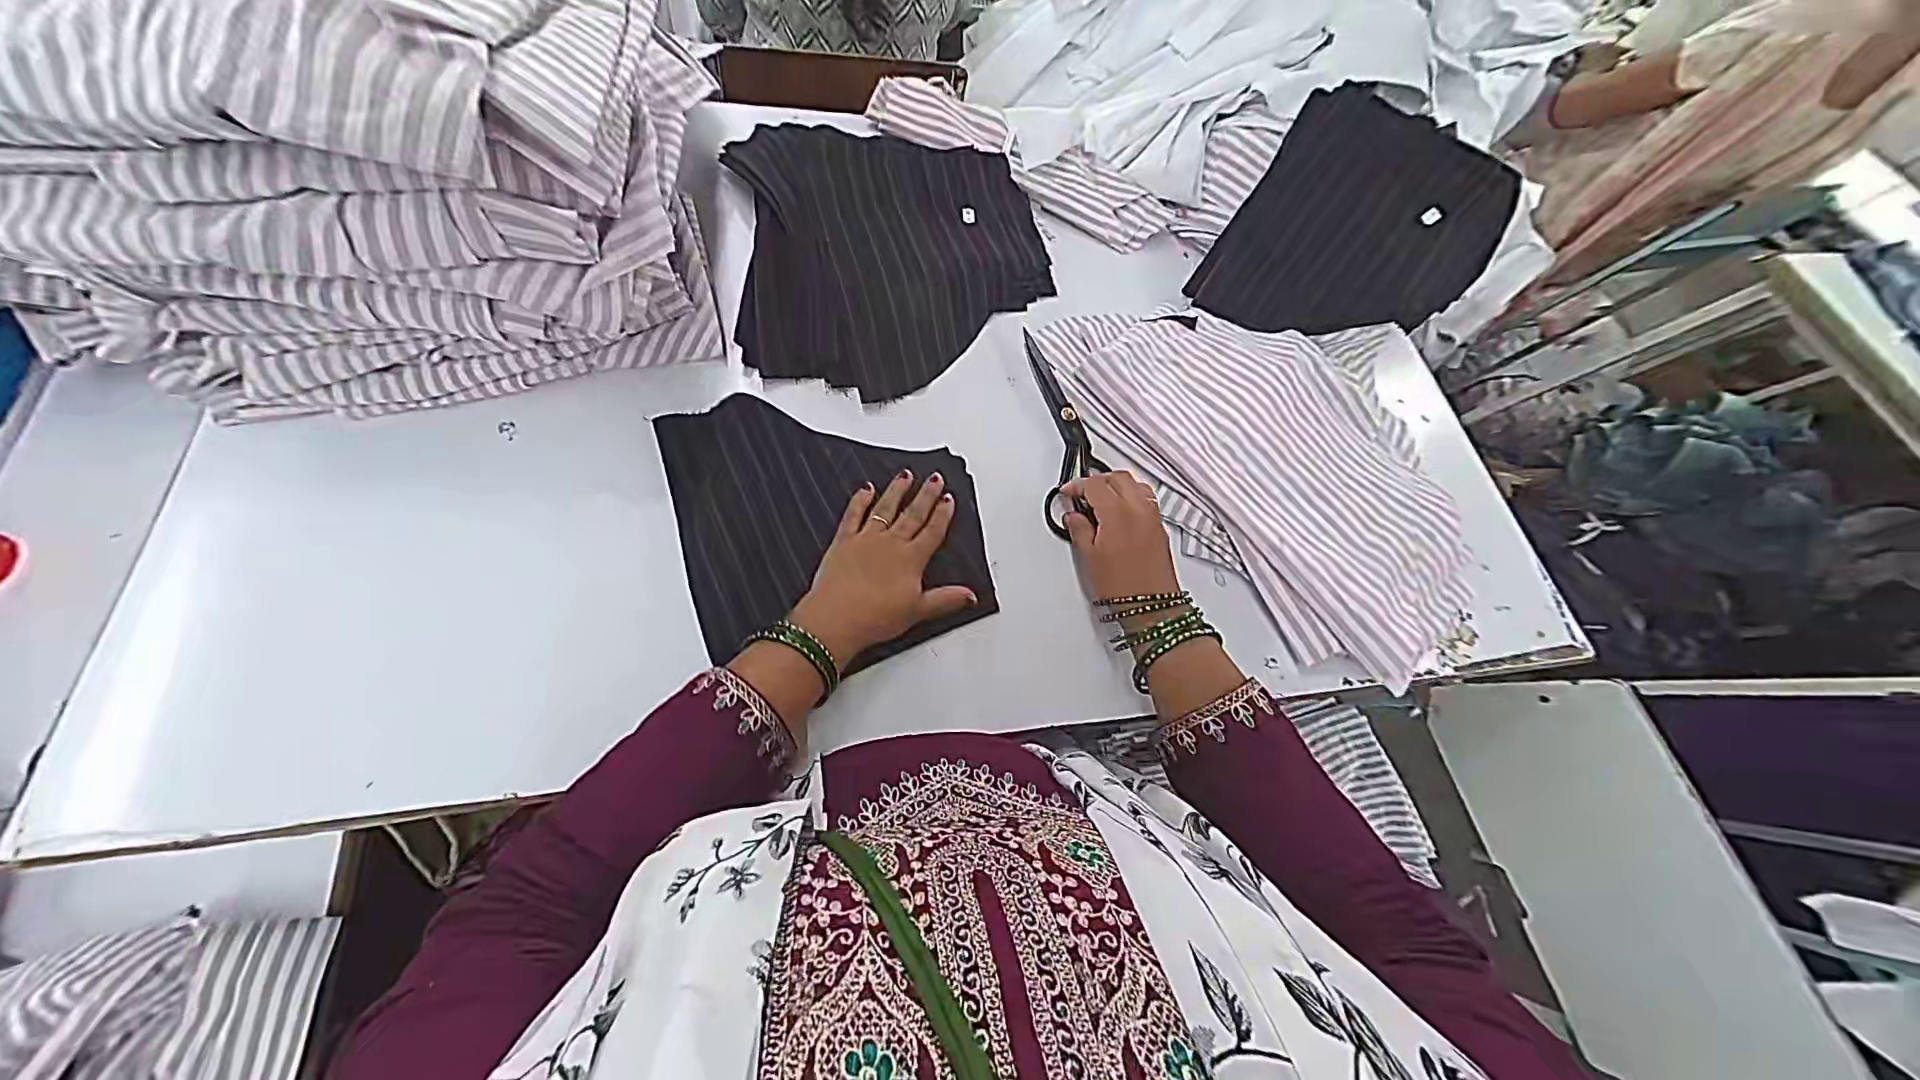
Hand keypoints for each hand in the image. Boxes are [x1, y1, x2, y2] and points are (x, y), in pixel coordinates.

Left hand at [788, 469, 977, 667]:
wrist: (836, 619)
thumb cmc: (874, 617)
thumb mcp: (918, 611)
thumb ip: (946, 599)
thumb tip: (969, 595)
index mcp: (911, 559)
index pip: (932, 531)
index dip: (942, 514)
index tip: (948, 499)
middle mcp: (891, 543)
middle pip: (913, 514)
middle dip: (925, 495)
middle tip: (934, 478)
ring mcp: (866, 539)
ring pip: (886, 508)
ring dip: (897, 490)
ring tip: (905, 475)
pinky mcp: (843, 542)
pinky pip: (853, 514)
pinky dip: (860, 500)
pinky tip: (866, 489)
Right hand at [1061, 471, 1181, 601]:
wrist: (1151, 606)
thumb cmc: (1124, 587)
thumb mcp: (1089, 556)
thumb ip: (1079, 529)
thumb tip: (1074, 517)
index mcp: (1118, 512)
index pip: (1095, 484)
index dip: (1077, 485)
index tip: (1068, 492)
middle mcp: (1139, 509)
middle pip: (1117, 478)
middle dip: (1097, 480)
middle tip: (1081, 493)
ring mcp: (1153, 517)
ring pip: (1135, 484)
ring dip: (1117, 485)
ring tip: (1100, 499)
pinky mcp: (1160, 528)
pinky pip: (1146, 499)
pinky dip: (1131, 496)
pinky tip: (1119, 511)